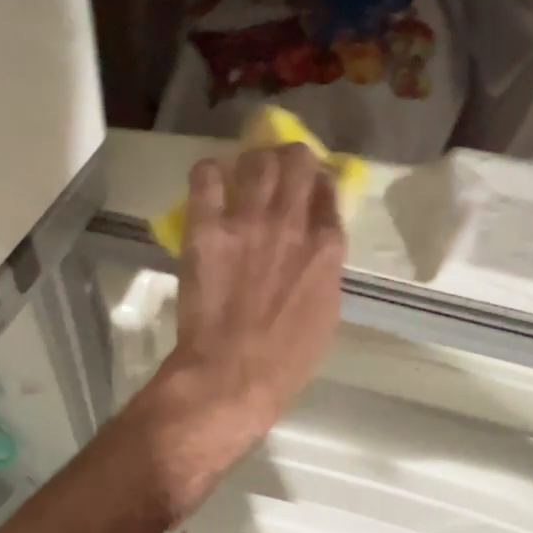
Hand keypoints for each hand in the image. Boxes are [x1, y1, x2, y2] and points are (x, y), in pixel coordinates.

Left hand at [164, 144, 345, 427]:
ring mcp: (248, 221)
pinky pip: (206, 177)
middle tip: (274, 169)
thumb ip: (322, 271)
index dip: (314, 183)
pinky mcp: (207, 228)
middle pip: (294, 161)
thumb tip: (314, 251)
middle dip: (287, 158)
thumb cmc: (284, 361)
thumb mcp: (325, 314)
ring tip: (242, 173)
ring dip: (251, 162)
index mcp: (326, 247)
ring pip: (255, 161)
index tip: (305, 187)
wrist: (231, 373)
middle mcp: (291, 223)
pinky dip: (210, 173)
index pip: (326, 190)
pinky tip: (209, 183)